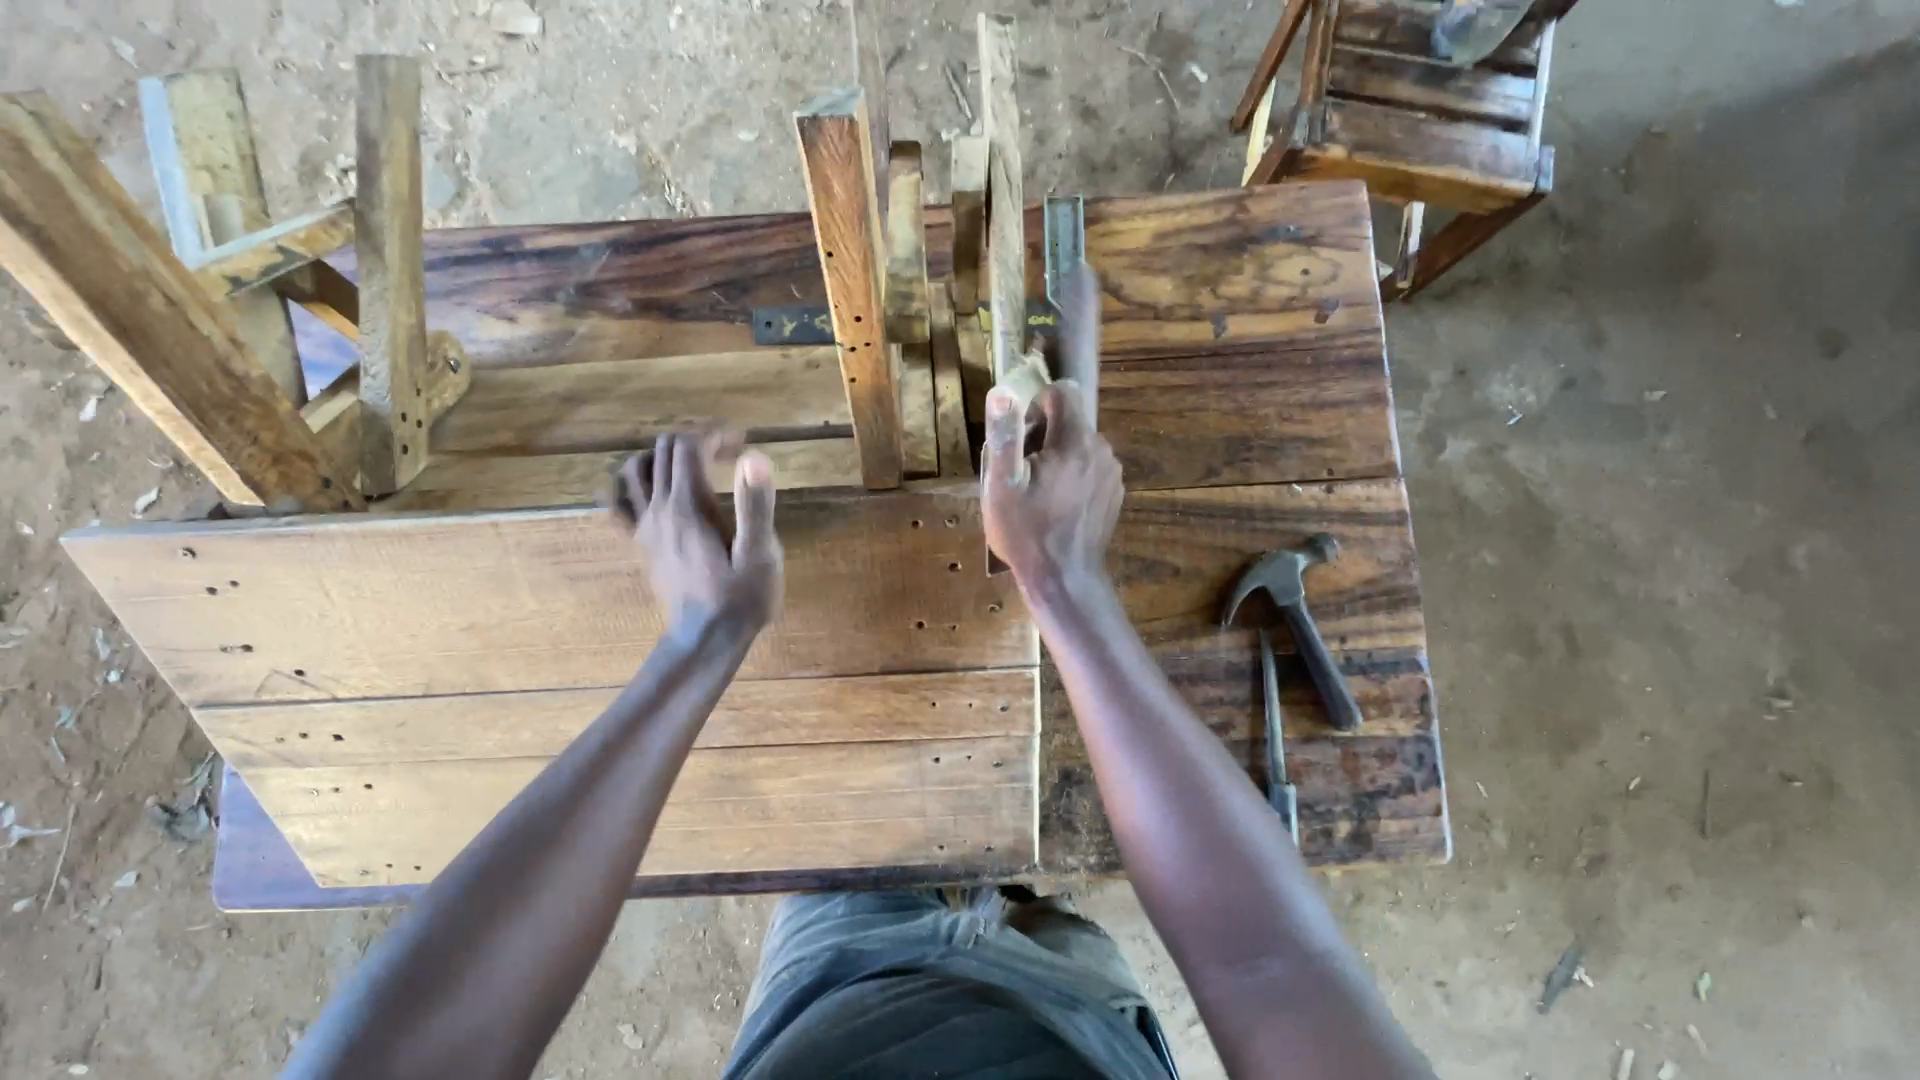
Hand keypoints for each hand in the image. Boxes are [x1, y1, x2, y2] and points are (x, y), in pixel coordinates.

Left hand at [614, 431, 782, 631]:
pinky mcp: (641, 544)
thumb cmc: (741, 599)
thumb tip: (753, 457)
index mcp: (689, 507)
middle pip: (664, 450)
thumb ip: (755, 505)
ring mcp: (644, 527)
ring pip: (635, 469)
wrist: (705, 640)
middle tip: (728, 451)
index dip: (715, 434)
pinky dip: (635, 484)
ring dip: (663, 456)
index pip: (689, 446)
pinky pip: (622, 501)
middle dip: (696, 439)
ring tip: (695, 464)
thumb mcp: (760, 554)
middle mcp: (660, 509)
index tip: (742, 442)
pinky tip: (656, 491)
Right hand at [981, 380, 1122, 592]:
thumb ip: (1004, 434)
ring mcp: (1112, 473)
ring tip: (1039, 494)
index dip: (1035, 408)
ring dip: (1058, 458)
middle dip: (1043, 437)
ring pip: (1080, 445)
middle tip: (1023, 475)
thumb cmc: (1026, 532)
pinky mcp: (1114, 493)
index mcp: (1075, 441)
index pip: (1062, 393)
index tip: (1021, 441)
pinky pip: (1090, 468)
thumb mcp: (1002, 484)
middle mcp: (1101, 449)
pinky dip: (1073, 477)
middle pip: (1069, 421)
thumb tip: (1002, 391)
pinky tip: (1058, 507)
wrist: (1063, 578)